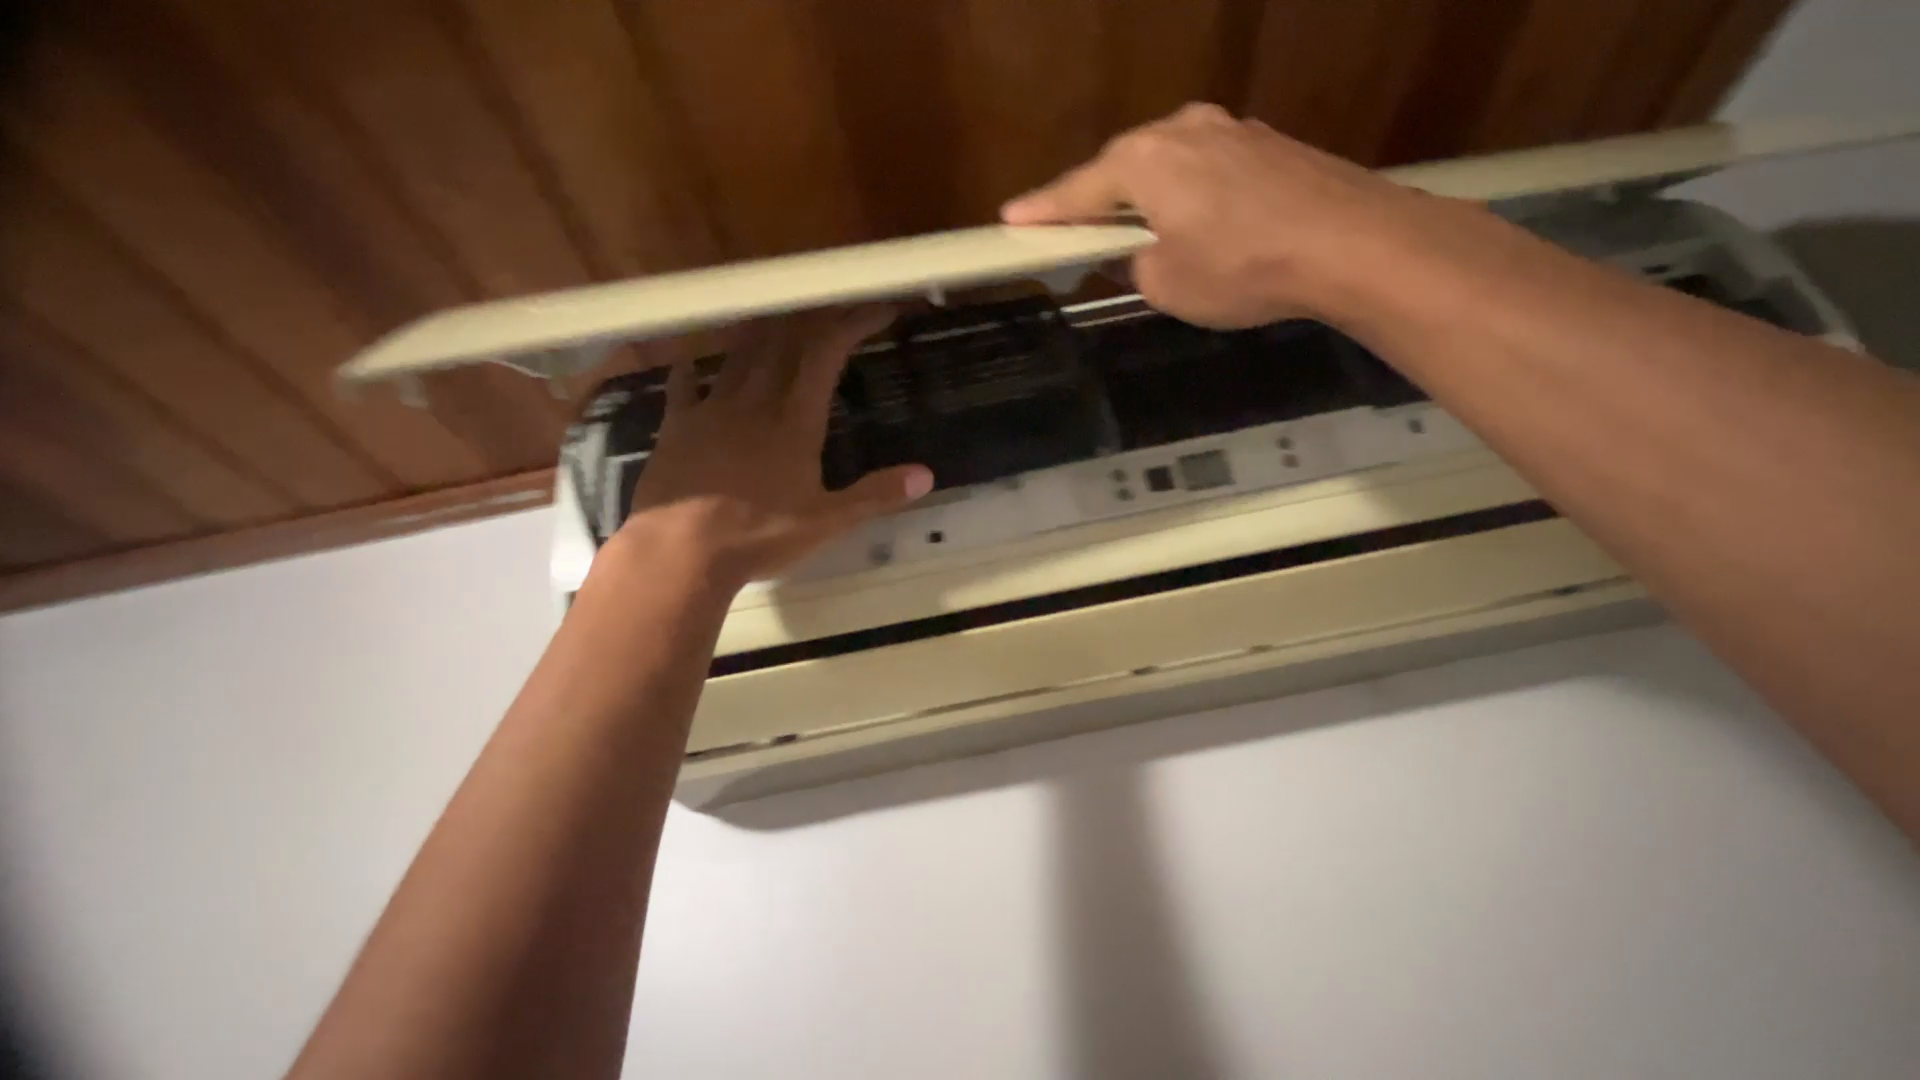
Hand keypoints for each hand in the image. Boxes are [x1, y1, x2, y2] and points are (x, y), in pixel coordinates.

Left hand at [612, 308, 933, 591]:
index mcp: (795, 421)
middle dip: (812, 319)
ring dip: (762, 333)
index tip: (878, 310)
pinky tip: (694, 357)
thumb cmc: (758, 536)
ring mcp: (711, 409)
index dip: (853, 324)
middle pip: (783, 343)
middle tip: (832, 310)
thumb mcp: (826, 522)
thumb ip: (876, 495)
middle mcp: (754, 402)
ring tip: (778, 322)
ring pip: (739, 355)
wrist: (680, 551)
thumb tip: (926, 475)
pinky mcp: (675, 426)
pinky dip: (693, 366)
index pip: (826, 354)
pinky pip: (684, 384)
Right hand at [1002, 103, 1436, 328]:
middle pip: (1125, 169)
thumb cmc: (1242, 267)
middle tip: (1082, 234)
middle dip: (1103, 203)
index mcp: (1144, 160)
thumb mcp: (1166, 285)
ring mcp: (1234, 131)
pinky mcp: (1272, 146)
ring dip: (1155, 200)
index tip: (1010, 220)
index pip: (1077, 191)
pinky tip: (1210, 228)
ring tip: (1152, 236)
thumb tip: (1140, 252)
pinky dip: (1198, 198)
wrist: (1352, 243)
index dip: (1042, 212)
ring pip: (1173, 167)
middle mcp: (1184, 129)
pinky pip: (1213, 172)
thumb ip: (1135, 266)